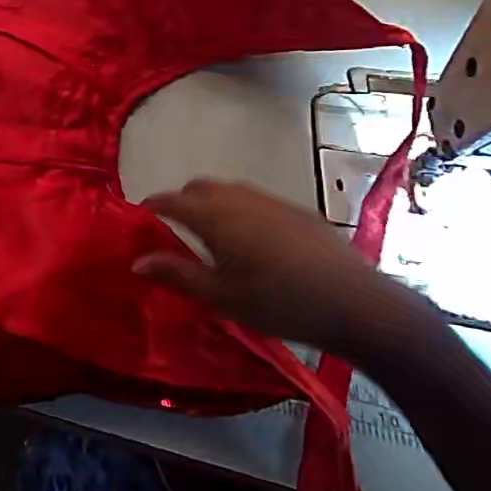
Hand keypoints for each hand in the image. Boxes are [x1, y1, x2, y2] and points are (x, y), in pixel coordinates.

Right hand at [135, 179, 449, 374]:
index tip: (140, 218)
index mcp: (215, 216)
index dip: (152, 206)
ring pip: (229, 190)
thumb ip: (176, 274)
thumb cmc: (278, 303)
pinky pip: (255, 200)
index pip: (172, 200)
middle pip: (199, 187)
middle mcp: (239, 197)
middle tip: (175, 231)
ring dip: (211, 203)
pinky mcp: (297, 210)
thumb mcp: (221, 296)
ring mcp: (271, 200)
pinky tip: (253, 242)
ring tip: (212, 237)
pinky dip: (239, 210)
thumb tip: (137, 261)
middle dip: (181, 201)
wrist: (353, 302)